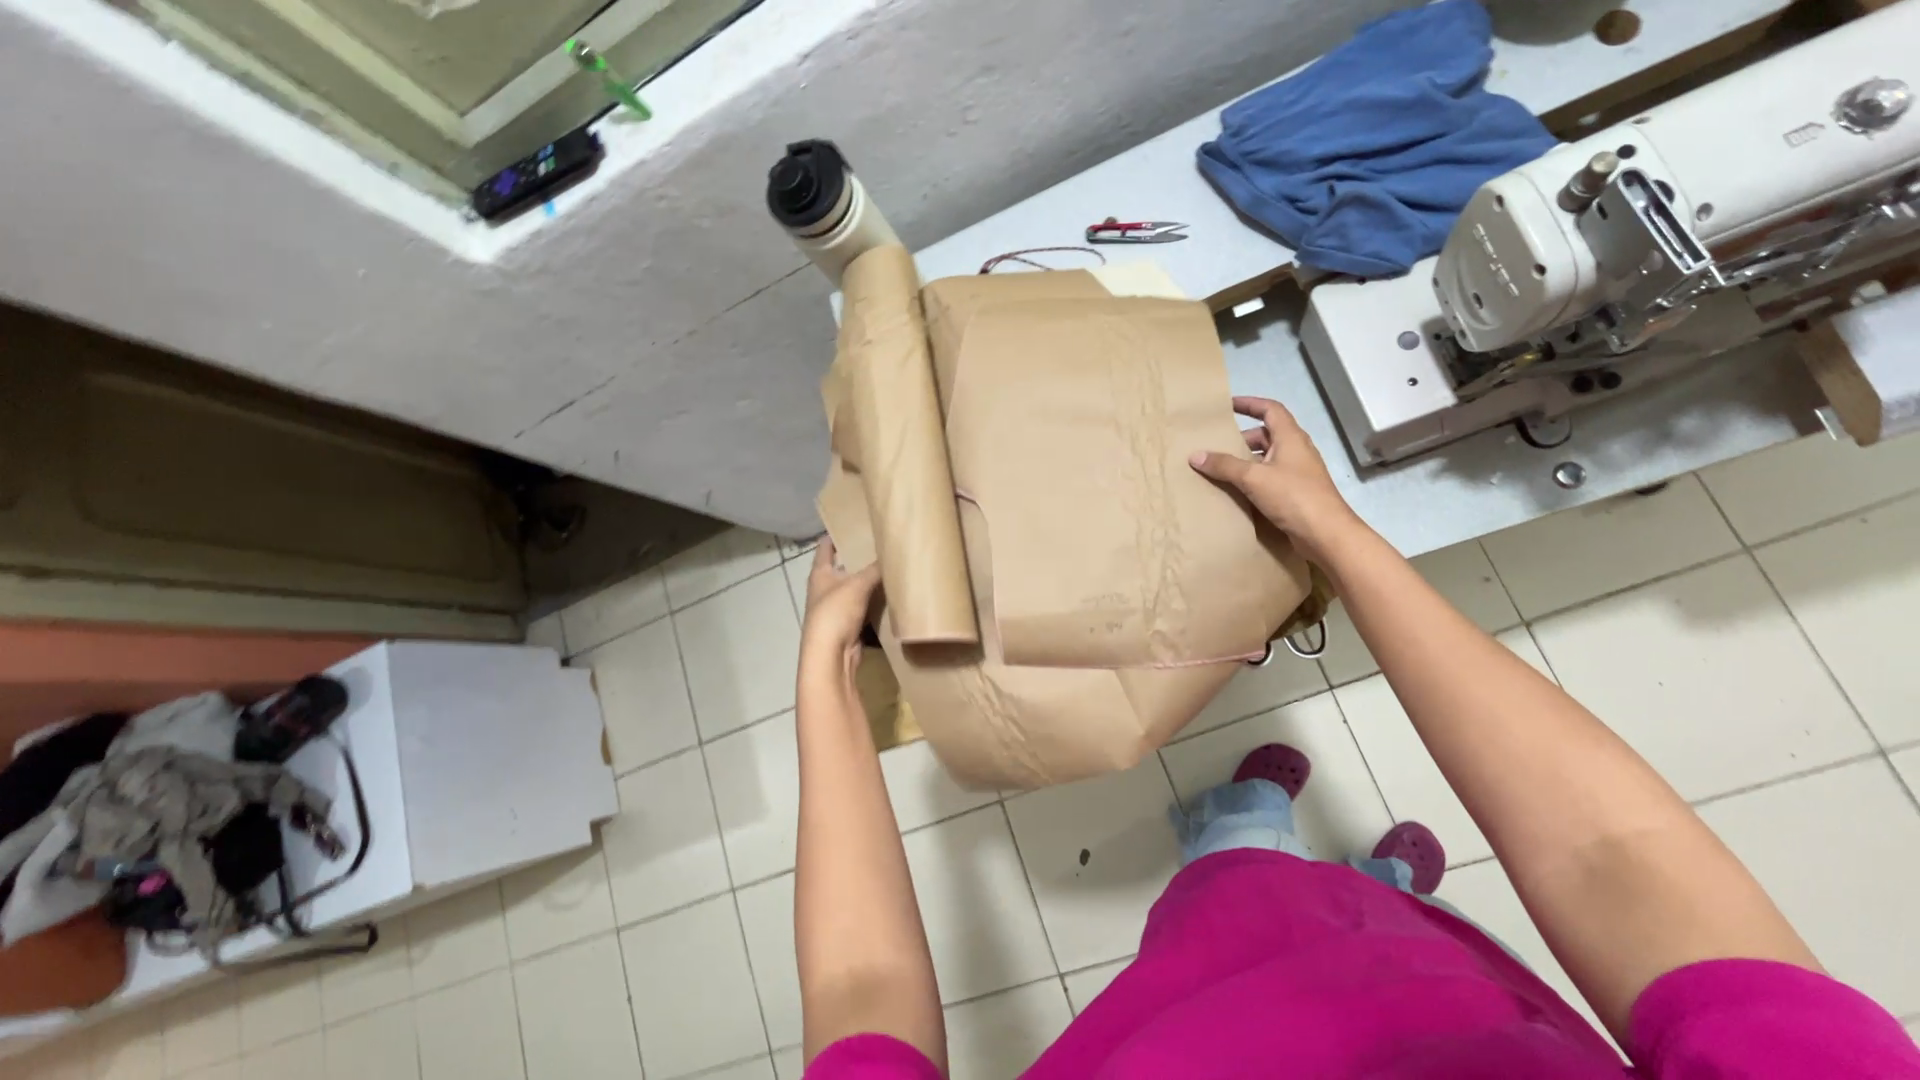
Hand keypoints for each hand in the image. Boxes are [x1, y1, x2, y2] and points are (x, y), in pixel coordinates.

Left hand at [799, 539, 882, 676]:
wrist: (831, 654)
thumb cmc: (836, 612)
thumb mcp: (857, 584)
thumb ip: (874, 569)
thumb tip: (892, 554)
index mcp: (820, 573)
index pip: (825, 547)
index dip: (836, 534)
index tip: (852, 523)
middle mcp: (825, 588)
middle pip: (842, 567)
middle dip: (859, 556)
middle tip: (881, 542)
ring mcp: (836, 607)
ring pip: (855, 587)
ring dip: (869, 580)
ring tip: (891, 564)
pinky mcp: (848, 623)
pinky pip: (864, 606)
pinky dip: (875, 601)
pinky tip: (891, 593)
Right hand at [1189, 396, 1361, 565]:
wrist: (1325, 533)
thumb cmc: (1293, 496)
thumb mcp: (1254, 478)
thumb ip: (1224, 465)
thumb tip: (1195, 455)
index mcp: (1290, 437)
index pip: (1270, 409)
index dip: (1250, 404)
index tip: (1228, 405)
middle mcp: (1296, 450)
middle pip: (1267, 435)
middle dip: (1242, 439)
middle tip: (1217, 446)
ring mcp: (1298, 472)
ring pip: (1268, 458)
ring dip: (1247, 461)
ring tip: (1221, 470)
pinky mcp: (1296, 493)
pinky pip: (1270, 478)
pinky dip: (1253, 479)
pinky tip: (1237, 491)